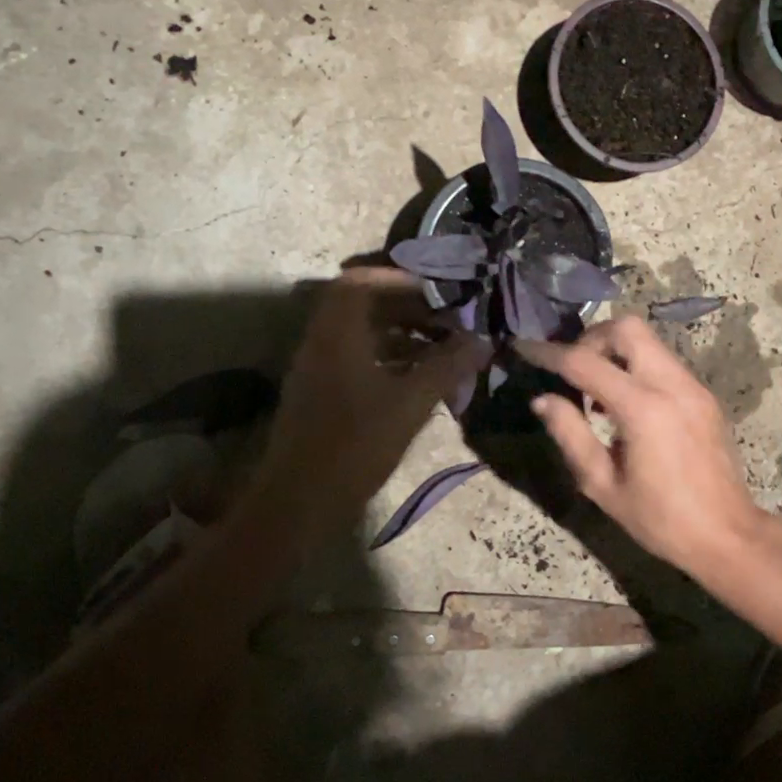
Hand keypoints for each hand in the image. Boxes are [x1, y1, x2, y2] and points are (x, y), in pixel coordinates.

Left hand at [260, 268, 488, 517]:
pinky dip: (388, 359)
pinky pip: (356, 359)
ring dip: (401, 335)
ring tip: (443, 349)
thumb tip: (482, 340)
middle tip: (447, 320)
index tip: (436, 291)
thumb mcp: (410, 403)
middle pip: (362, 306)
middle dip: (408, 308)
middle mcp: (321, 342)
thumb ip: (448, 366)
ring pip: (361, 335)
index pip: (360, 281)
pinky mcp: (321, 394)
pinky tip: (420, 380)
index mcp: (337, 334)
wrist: (299, 503)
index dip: (398, 279)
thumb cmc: (355, 445)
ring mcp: (317, 369)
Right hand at [514, 319, 762, 575]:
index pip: (585, 362)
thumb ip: (571, 435)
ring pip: (648, 341)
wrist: (727, 534)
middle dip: (592, 339)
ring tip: (595, 393)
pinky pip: (663, 362)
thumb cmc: (660, 519)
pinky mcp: (704, 395)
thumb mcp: (602, 484)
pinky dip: (637, 367)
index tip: (524, 348)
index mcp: (642, 408)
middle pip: (627, 328)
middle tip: (572, 369)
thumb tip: (543, 400)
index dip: (549, 353)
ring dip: (615, 353)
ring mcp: (693, 386)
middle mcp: (671, 384)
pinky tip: (625, 405)